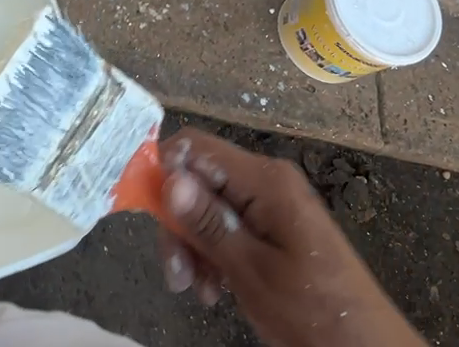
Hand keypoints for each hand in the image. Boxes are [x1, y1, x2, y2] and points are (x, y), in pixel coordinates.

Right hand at [154, 128, 424, 346]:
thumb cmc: (314, 311)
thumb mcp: (252, 271)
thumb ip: (208, 222)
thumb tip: (167, 176)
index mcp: (264, 180)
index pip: (194, 147)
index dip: (162, 171)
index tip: (145, 213)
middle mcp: (266, 180)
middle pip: (198, 179)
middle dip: (179, 223)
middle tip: (174, 275)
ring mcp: (272, 203)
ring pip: (209, 205)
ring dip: (194, 244)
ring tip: (198, 290)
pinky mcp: (275, 226)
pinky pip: (229, 224)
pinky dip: (215, 253)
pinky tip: (215, 288)